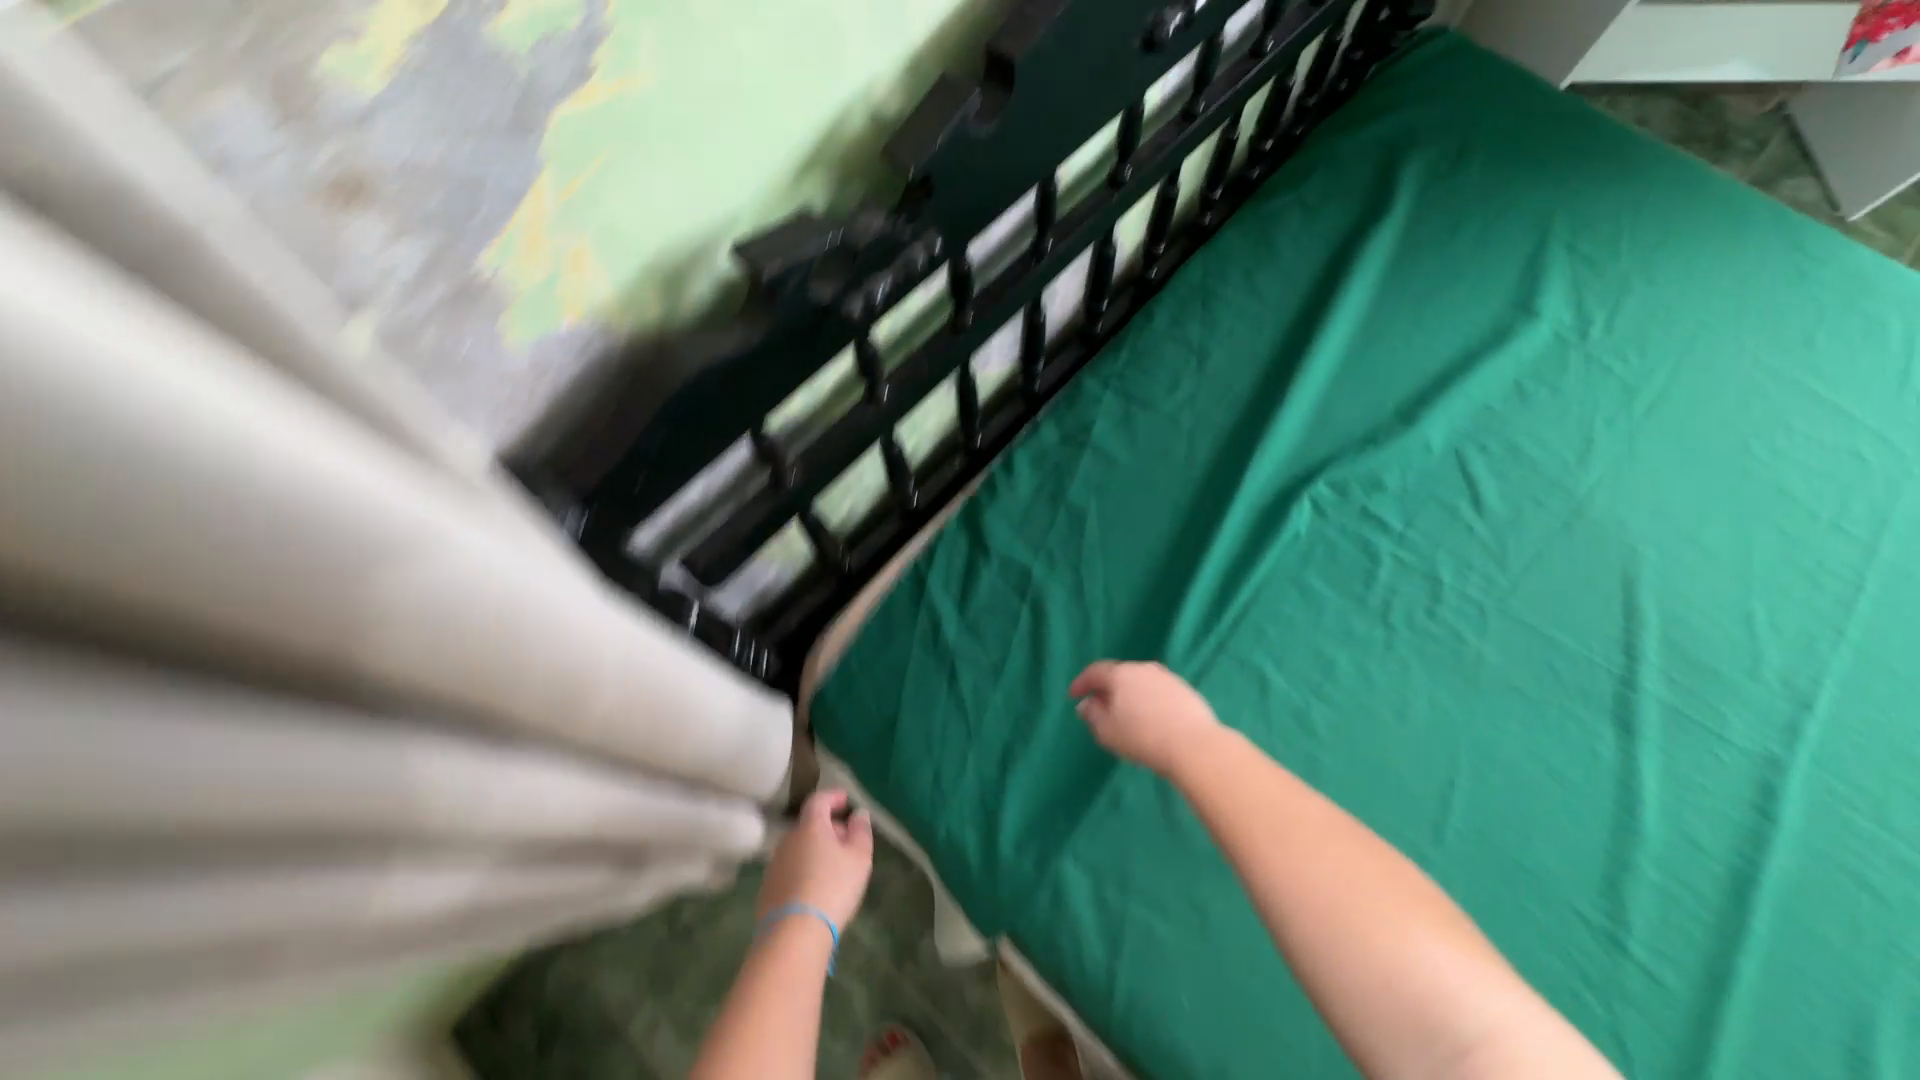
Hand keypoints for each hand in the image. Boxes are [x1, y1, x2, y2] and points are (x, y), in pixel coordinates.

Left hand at [759, 790, 873, 928]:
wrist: (794, 933)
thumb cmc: (833, 887)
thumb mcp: (859, 858)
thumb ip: (861, 832)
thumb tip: (858, 814)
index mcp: (810, 827)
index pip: (818, 800)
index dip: (833, 797)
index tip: (846, 801)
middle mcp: (787, 840)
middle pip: (809, 825)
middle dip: (828, 828)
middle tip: (847, 840)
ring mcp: (774, 865)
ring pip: (799, 849)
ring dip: (815, 851)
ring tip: (834, 867)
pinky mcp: (768, 889)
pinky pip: (790, 870)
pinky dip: (804, 870)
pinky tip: (816, 889)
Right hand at [1070, 660, 1223, 775]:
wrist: (1193, 745)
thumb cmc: (1142, 737)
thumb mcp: (1107, 731)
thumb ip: (1092, 714)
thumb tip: (1087, 703)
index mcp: (1121, 674)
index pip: (1095, 672)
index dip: (1081, 683)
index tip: (1073, 696)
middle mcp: (1144, 669)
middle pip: (1119, 674)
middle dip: (1107, 689)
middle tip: (1100, 707)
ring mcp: (1168, 678)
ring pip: (1141, 682)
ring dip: (1130, 694)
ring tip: (1126, 715)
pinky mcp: (1186, 690)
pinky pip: (1158, 691)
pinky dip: (1149, 700)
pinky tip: (1151, 719)